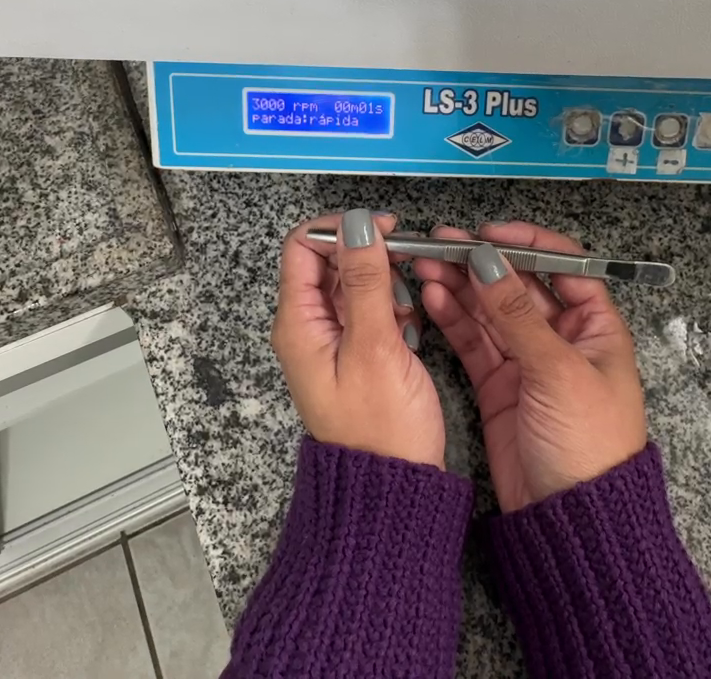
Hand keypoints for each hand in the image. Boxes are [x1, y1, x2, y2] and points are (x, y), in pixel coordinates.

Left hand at [272, 209, 443, 467]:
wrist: (393, 486)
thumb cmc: (381, 426)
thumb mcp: (375, 347)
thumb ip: (366, 282)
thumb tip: (358, 224)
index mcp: (298, 322)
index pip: (303, 247)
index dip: (341, 228)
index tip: (384, 228)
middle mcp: (309, 325)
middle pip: (331, 261)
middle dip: (370, 252)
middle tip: (408, 262)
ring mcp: (333, 337)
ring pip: (355, 282)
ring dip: (385, 279)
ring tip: (411, 303)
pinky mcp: (358, 349)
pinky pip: (370, 307)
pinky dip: (392, 303)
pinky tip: (412, 320)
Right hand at [413, 222, 647, 511]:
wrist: (572, 522)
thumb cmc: (590, 445)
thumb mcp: (558, 372)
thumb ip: (517, 314)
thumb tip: (488, 260)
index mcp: (595, 327)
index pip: (564, 266)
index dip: (528, 243)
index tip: (489, 233)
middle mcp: (561, 338)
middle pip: (518, 285)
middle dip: (481, 263)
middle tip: (441, 243)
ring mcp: (527, 361)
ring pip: (490, 311)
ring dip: (460, 286)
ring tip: (424, 264)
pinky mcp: (499, 385)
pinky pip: (474, 342)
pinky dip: (453, 320)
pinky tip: (432, 298)